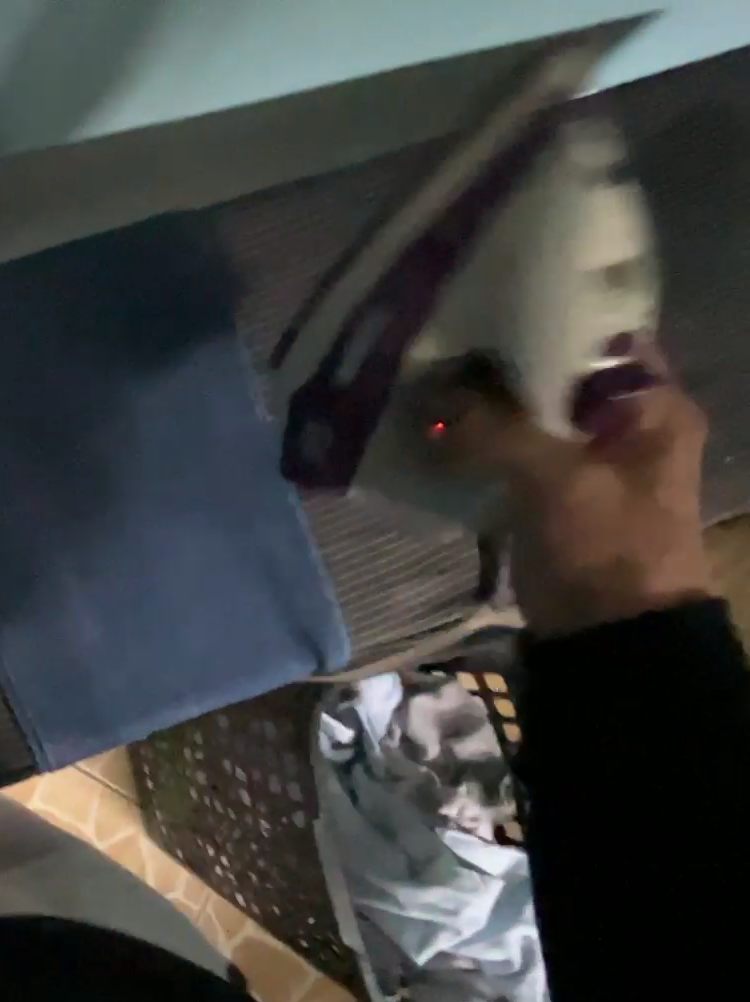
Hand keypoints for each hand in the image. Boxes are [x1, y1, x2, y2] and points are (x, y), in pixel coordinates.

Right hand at [425, 341, 712, 637]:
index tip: (479, 312)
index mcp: (648, 408)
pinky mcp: (534, 488)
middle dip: (489, 368)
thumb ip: (498, 431)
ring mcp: (570, 458)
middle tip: (429, 352)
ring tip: (414, 389)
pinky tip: (422, 432)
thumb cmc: (606, 545)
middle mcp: (613, 423)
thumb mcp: (559, 480)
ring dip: (469, 406)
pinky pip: (494, 450)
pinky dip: (462, 441)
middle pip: (546, 378)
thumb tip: (431, 394)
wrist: (606, 628)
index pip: (598, 341)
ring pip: (514, 414)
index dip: (543, 323)